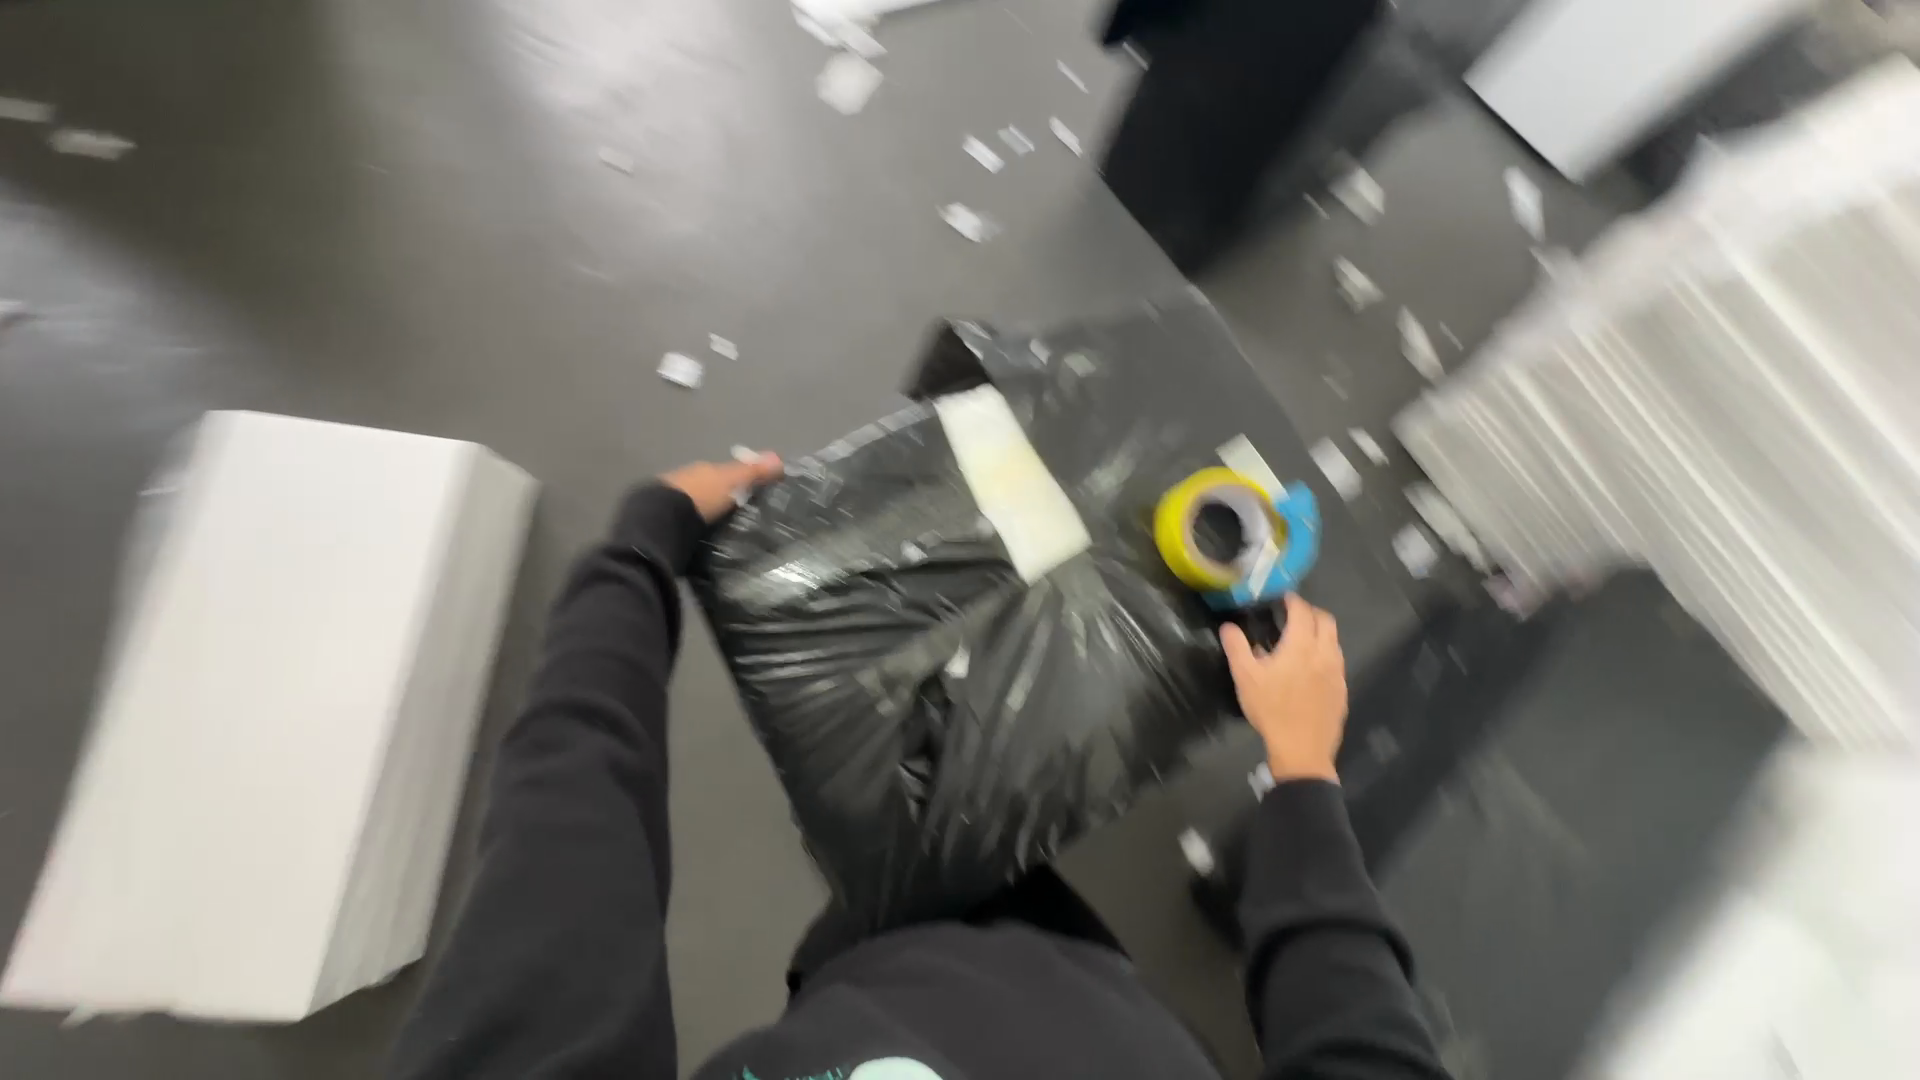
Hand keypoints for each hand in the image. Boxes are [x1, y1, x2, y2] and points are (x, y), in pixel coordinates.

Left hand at [661, 451, 783, 522]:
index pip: (723, 471)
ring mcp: (668, 498)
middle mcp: (684, 478)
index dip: (737, 480)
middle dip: (717, 496)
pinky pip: (680, 517)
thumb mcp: (733, 483)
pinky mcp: (659, 518)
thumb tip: (779, 457)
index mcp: (702, 468)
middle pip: (706, 486)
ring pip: (691, 501)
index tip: (750, 494)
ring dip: (701, 510)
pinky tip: (695, 533)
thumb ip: (753, 472)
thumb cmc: (702, 496)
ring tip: (716, 527)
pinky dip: (689, 522)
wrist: (661, 519)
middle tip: (733, 514)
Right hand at [1220, 594, 1347, 783]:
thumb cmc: (1271, 709)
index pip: (1303, 612)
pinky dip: (1325, 653)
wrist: (1302, 750)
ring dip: (1320, 633)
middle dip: (1311, 612)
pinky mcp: (1342, 691)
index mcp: (1301, 646)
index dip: (1293, 601)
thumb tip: (1228, 626)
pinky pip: (1336, 662)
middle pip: (1326, 621)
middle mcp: (1325, 654)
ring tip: (1300, 640)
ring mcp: (1337, 673)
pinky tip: (1309, 668)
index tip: (1283, 598)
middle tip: (1292, 615)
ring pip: (1334, 642)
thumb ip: (1236, 647)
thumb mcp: (1244, 677)